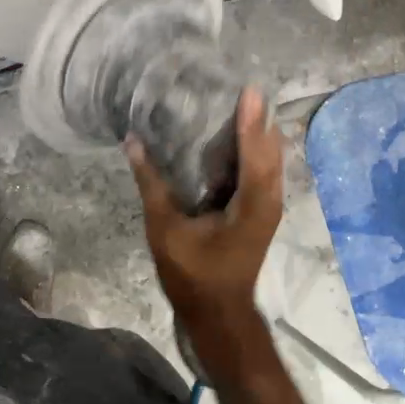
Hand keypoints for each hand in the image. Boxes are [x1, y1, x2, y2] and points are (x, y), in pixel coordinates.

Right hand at [127, 87, 283, 340]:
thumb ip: (151, 183)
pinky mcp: (259, 213)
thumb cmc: (193, 274)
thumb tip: (132, 141)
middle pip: (271, 150)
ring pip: (270, 161)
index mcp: (253, 204)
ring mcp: (268, 208)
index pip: (256, 152)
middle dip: (259, 119)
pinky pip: (262, 171)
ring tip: (238, 104)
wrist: (218, 315)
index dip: (252, 120)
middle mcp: (269, 201)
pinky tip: (231, 138)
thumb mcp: (165, 229)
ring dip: (258, 133)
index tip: (249, 89)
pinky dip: (252, 150)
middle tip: (240, 87)